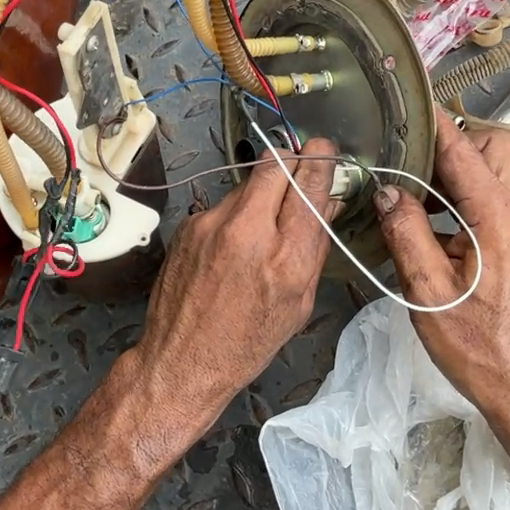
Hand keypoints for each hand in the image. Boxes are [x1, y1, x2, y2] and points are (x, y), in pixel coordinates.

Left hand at [114, 138, 340, 440]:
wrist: (182, 360)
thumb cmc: (248, 341)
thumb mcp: (299, 302)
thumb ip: (315, 246)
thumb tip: (328, 201)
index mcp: (286, 257)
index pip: (310, 183)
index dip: (321, 160)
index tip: (325, 150)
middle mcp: (247, 231)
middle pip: (276, 162)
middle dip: (292, 161)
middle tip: (300, 170)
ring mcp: (211, 223)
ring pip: (247, 181)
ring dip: (263, 191)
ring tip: (263, 224)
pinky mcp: (188, 225)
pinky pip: (223, 204)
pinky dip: (235, 213)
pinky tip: (232, 244)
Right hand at [372, 110, 509, 451]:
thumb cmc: (480, 349)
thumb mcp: (428, 294)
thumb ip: (406, 235)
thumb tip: (388, 192)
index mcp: (500, 218)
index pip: (464, 151)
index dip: (433, 125)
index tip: (408, 103)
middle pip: (495, 148)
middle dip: (455, 146)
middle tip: (411, 168)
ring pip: (502, 173)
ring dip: (463, 174)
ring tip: (418, 196)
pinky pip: (503, 200)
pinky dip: (472, 197)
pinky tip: (439, 226)